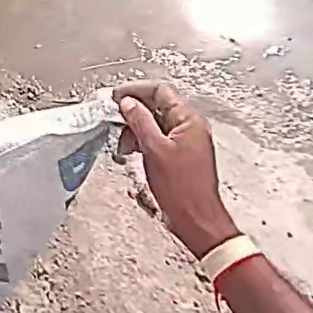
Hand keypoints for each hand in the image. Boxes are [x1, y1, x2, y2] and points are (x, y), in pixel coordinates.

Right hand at [113, 82, 239, 257]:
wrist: (197, 222)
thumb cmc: (182, 190)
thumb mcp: (154, 149)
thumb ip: (140, 121)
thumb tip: (128, 103)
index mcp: (188, 121)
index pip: (160, 92)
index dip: (135, 91)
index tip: (116, 97)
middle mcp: (189, 128)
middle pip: (156, 107)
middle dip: (133, 112)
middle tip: (114, 118)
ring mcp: (186, 142)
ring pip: (155, 124)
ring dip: (135, 129)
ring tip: (122, 142)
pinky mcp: (180, 156)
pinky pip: (158, 139)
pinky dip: (142, 141)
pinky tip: (131, 151)